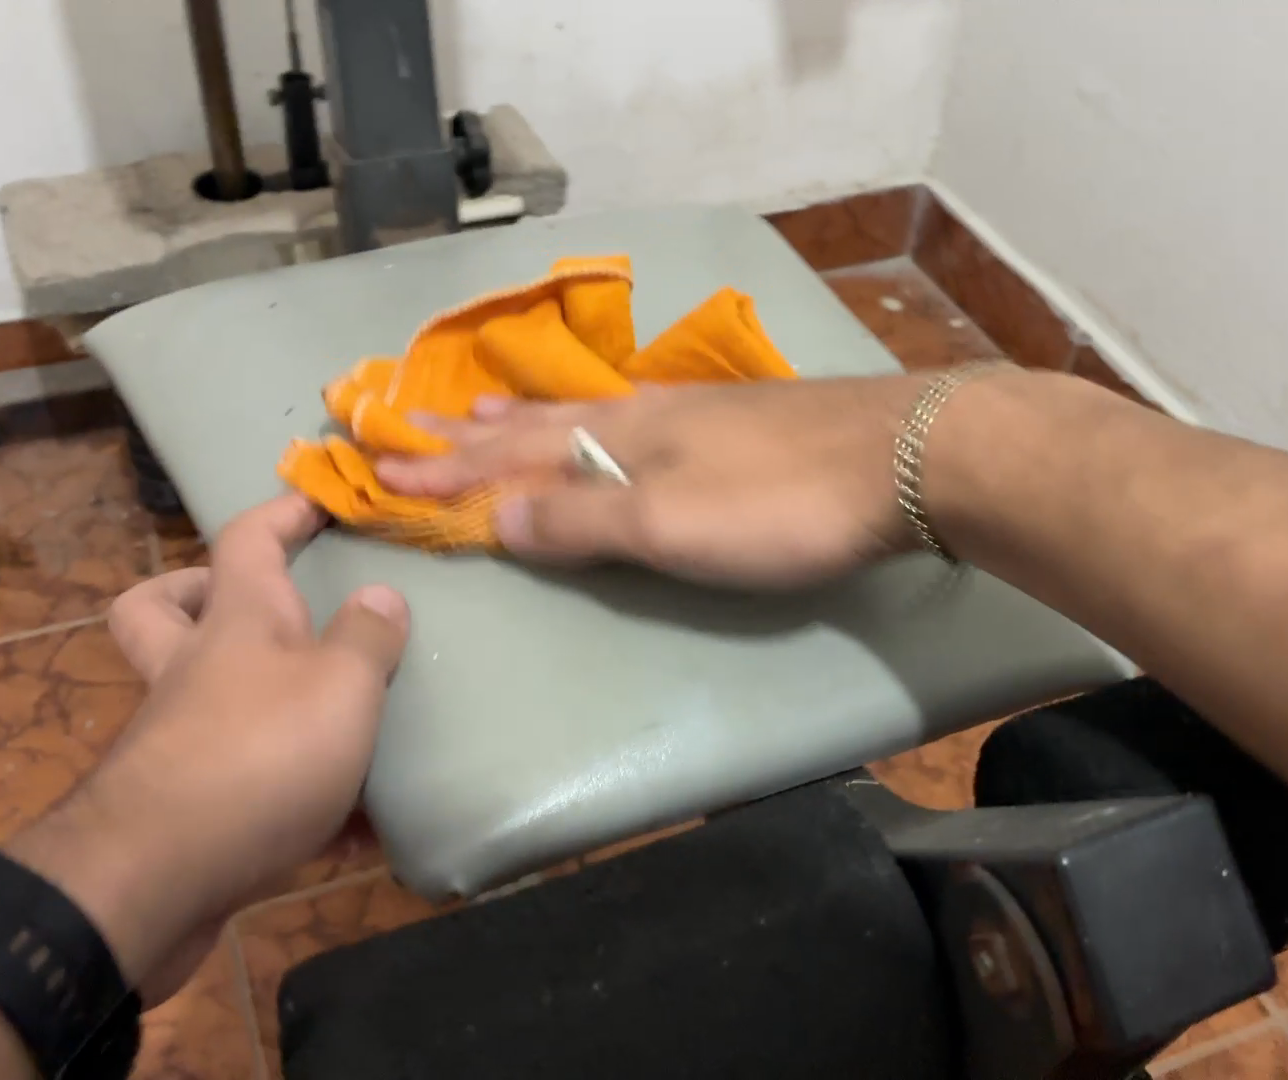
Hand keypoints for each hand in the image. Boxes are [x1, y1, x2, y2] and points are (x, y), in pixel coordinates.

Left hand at [6, 495, 408, 1003]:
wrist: (154, 884)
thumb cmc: (260, 755)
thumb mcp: (341, 684)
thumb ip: (367, 637)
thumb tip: (381, 595)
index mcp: (237, 624)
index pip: (247, 541)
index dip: (283, 512)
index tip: (320, 501)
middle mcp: (196, 671)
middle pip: (160, 609)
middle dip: (196, 590)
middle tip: (264, 604)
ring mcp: (180, 739)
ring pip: (192, 693)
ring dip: (246, 688)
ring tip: (318, 701)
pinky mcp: (185, 805)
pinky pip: (240, 779)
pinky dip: (292, 790)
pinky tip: (356, 822)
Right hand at [378, 376, 940, 587]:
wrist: (901, 457)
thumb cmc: (779, 504)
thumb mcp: (669, 526)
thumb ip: (584, 521)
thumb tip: (499, 516)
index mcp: (617, 442)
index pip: (511, 458)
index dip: (450, 470)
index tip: (386, 472)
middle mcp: (640, 417)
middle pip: (538, 425)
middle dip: (470, 436)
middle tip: (412, 427)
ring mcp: (687, 413)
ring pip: (583, 413)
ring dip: (524, 418)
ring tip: (482, 411)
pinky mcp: (729, 420)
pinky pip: (630, 414)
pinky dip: (589, 417)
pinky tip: (599, 414)